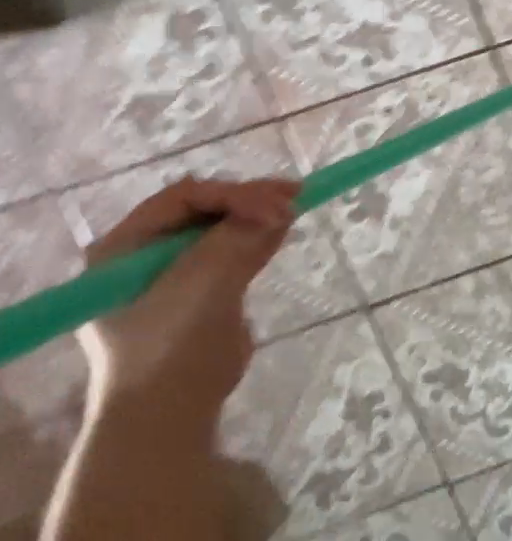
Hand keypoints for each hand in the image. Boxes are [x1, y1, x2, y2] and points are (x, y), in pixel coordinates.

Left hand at [78, 177, 298, 425]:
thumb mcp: (202, 282)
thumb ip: (237, 239)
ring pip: (223, 228)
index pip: (182, 199)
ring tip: (298, 206)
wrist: (169, 405)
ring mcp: (173, 273)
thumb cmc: (171, 340)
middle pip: (204, 209)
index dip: (233, 195)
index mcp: (124, 249)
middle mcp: (144, 255)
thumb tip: (282, 207)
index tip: (278, 206)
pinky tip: (285, 228)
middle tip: (296, 196)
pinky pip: (233, 250)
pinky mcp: (203, 290)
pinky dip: (260, 236)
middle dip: (250, 200)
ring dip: (260, 214)